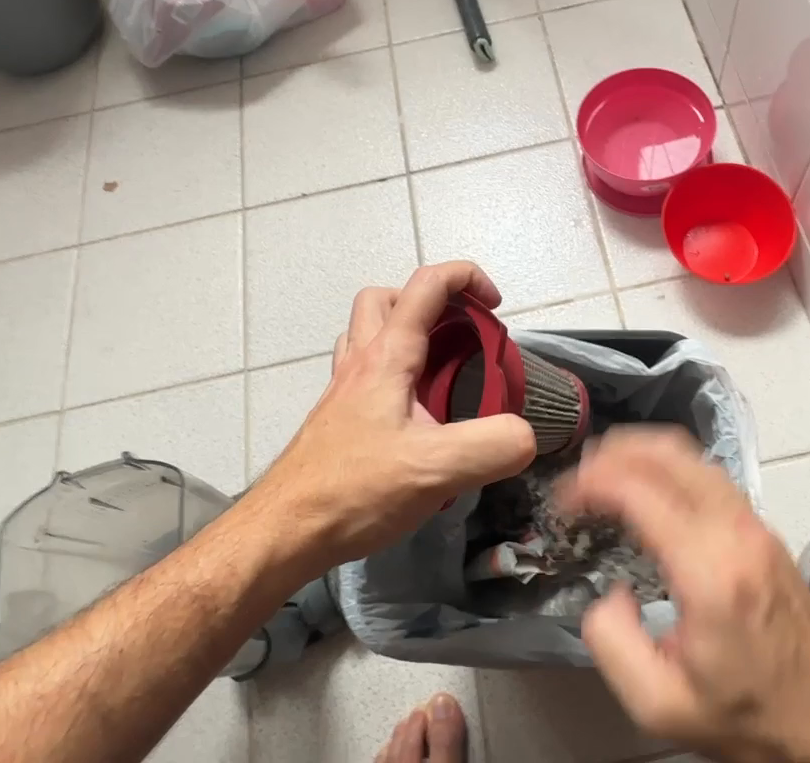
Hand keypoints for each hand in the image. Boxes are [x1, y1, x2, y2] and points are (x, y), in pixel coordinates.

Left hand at [247, 261, 536, 574]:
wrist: (284, 532)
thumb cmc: (356, 490)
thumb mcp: (438, 469)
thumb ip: (494, 445)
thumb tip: (525, 435)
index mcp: (387, 356)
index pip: (427, 284)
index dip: (466, 277)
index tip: (495, 306)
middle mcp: (360, 361)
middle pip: (386, 298)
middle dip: (429, 300)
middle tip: (460, 334)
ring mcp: (342, 389)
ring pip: (367, 331)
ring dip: (404, 331)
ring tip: (439, 367)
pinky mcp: (336, 417)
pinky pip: (363, 370)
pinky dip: (391, 370)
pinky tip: (412, 412)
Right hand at [561, 427, 809, 762]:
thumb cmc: (749, 717)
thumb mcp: (660, 704)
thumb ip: (612, 643)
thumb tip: (607, 594)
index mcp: (709, 571)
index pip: (639, 491)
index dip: (591, 484)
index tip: (563, 499)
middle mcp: (736, 532)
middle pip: (668, 454)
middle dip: (614, 451)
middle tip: (578, 474)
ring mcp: (756, 524)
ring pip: (692, 455)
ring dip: (642, 452)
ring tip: (604, 470)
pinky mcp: (764, 528)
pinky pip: (709, 473)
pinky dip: (669, 465)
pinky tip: (648, 485)